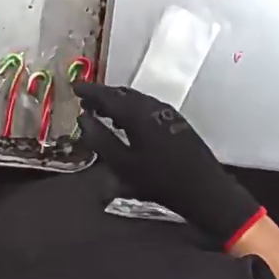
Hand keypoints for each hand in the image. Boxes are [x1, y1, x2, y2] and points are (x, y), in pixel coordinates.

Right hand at [73, 83, 264, 248]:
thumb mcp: (123, 164)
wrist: (204, 190)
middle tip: (85, 100)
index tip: (74, 88)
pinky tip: (127, 124)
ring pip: (137, 101)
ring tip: (102, 111)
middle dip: (103, 96)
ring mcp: (168, 114)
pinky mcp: (176, 124)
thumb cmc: (159, 180)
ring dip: (118, 104)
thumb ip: (100, 139)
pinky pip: (147, 109)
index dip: (90, 91)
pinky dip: (131, 111)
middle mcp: (154, 107)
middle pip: (124, 95)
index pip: (109, 96)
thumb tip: (83, 118)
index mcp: (139, 114)